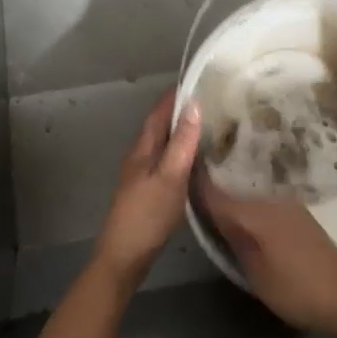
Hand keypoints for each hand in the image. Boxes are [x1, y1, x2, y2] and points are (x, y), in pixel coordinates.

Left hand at [93, 91, 201, 283]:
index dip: (176, 95)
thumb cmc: (146, 215)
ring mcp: (143, 175)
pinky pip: (168, 161)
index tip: (200, 79)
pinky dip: (183, 154)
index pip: (159, 111)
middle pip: (161, 126)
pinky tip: (198, 162)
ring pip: (165, 144)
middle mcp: (141, 156)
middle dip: (183, 111)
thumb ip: (182, 142)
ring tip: (211, 126)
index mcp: (143, 148)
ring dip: (183, 133)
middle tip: (213, 101)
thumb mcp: (170, 177)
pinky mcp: (149, 192)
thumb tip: (195, 104)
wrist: (123, 258)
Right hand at [194, 172, 336, 333]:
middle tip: (189, 170)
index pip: (215, 188)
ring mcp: (285, 200)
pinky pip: (261, 191)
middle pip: (233, 177)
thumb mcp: (254, 271)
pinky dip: (247, 192)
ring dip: (230, 180)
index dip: (195, 177)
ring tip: (209, 182)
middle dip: (212, 172)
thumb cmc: (295, 287)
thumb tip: (208, 208)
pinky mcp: (294, 208)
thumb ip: (231, 235)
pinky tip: (240, 200)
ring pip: (248, 183)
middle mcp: (269, 196)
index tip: (178, 164)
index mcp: (255, 210)